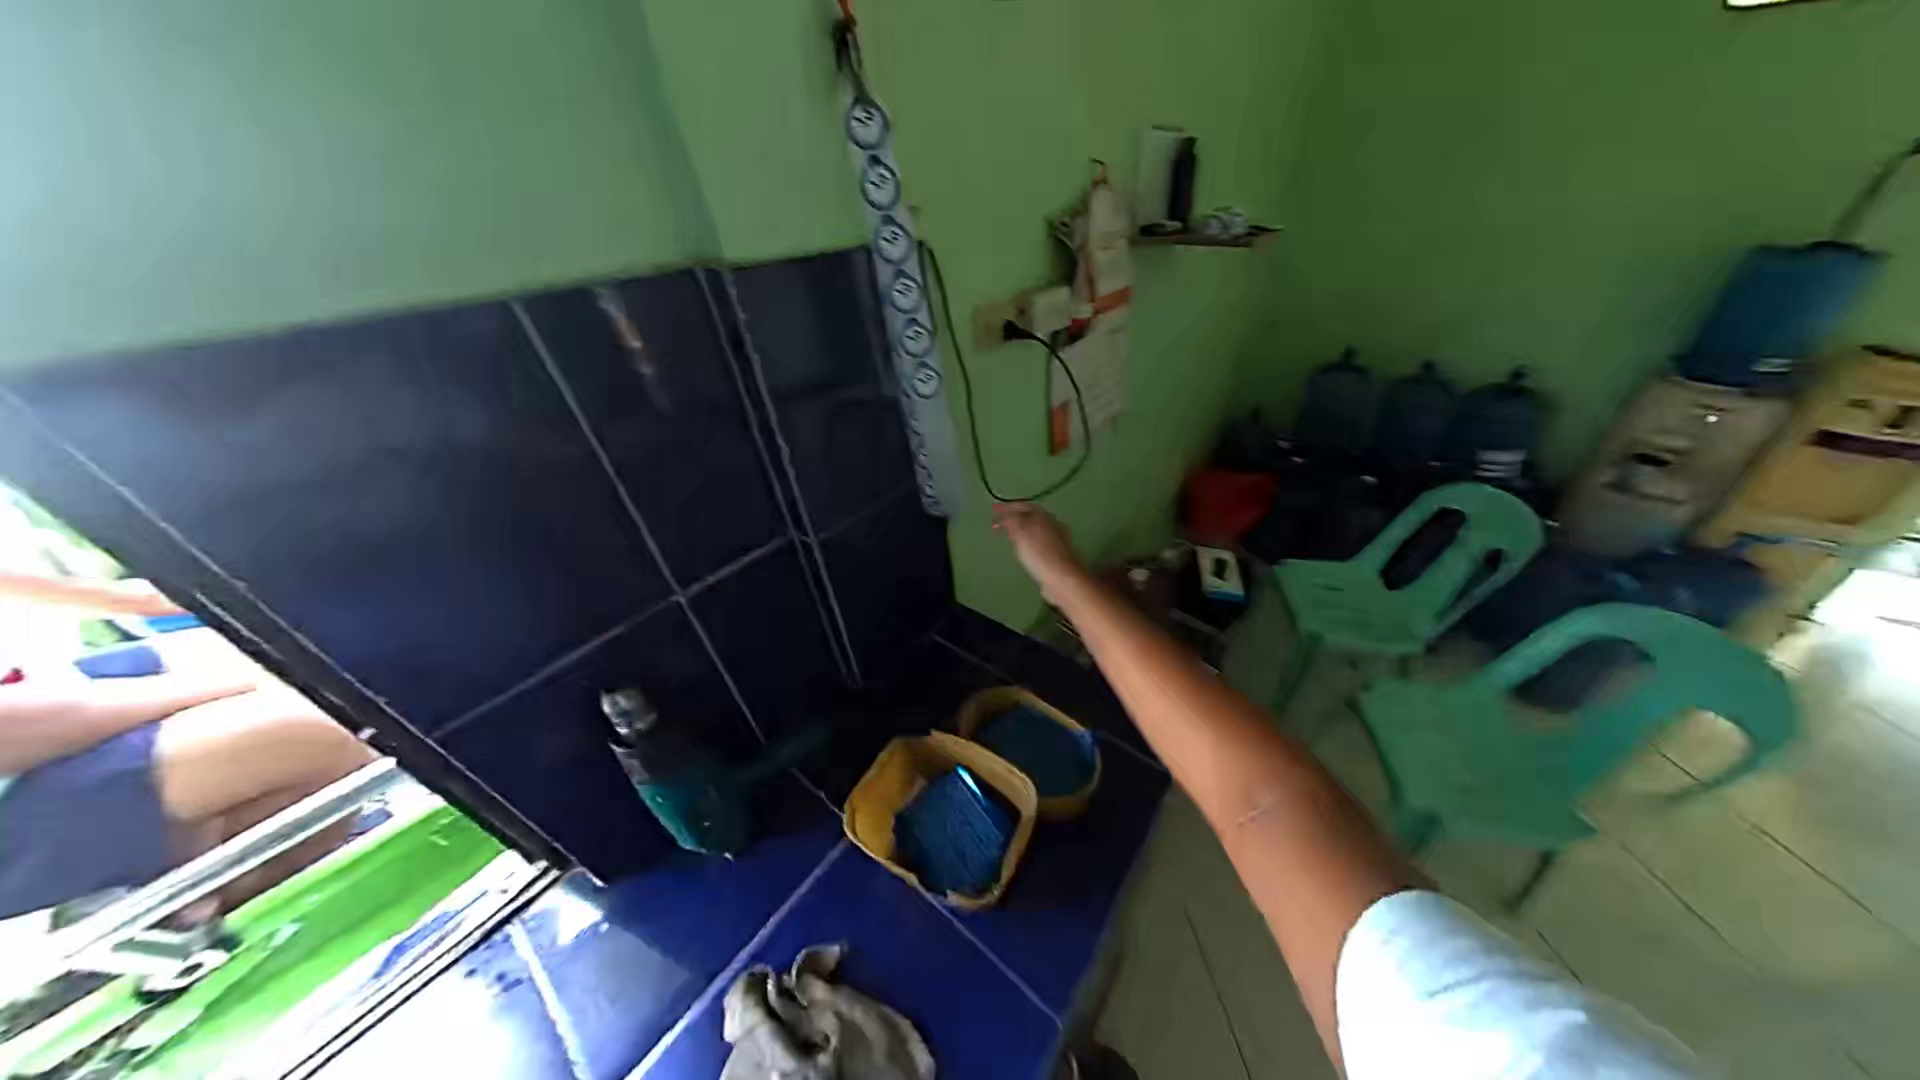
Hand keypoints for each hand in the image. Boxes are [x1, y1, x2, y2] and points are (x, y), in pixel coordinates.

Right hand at [992, 502, 1086, 602]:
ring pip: (1034, 529)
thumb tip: (1006, 514)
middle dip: (1013, 517)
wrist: (1062, 579)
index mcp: (1043, 516)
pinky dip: (1027, 540)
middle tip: (998, 522)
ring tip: (1007, 534)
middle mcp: (1052, 524)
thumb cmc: (1039, 554)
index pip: (1023, 505)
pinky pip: (1038, 541)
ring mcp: (1056, 540)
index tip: (994, 509)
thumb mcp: (1021, 533)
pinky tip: (1023, 548)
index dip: (1007, 507)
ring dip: (1020, 529)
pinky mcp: (1057, 555)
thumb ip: (1012, 520)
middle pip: (1030, 516)